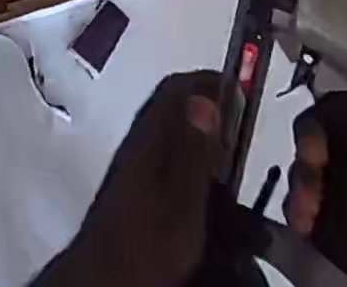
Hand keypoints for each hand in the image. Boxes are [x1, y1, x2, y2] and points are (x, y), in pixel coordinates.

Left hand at [32, 71, 219, 286]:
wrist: (106, 278)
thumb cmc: (145, 242)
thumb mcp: (180, 202)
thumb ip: (194, 152)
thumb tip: (205, 100)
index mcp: (148, 136)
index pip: (176, 87)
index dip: (208, 80)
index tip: (239, 89)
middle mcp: (140, 140)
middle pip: (174, 105)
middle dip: (208, 104)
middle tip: (239, 121)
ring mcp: (135, 162)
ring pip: (171, 128)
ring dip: (200, 130)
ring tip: (229, 150)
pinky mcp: (135, 185)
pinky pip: (167, 152)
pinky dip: (191, 156)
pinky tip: (207, 183)